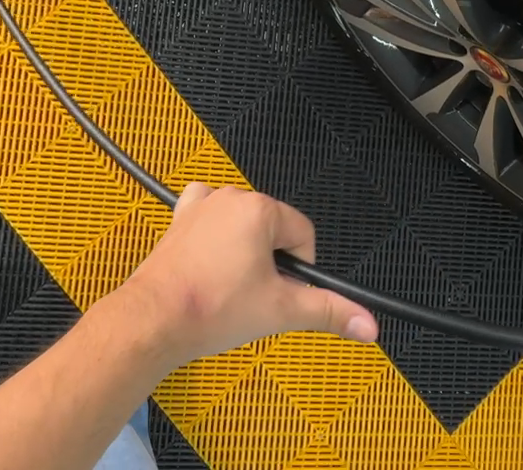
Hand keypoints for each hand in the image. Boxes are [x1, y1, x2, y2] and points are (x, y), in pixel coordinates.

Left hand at [117, 184, 378, 362]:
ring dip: (244, 251)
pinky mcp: (180, 219)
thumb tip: (367, 323)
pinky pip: (209, 216)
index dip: (300, 269)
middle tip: (254, 295)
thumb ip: (328, 311)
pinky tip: (209, 261)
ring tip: (228, 286)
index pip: (303, 234)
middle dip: (271, 262)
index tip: (284, 292)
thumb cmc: (212, 308)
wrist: (155, 318)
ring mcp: (202, 205)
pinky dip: (215, 235)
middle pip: (273, 229)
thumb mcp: (280, 310)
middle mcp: (230, 198)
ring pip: (243, 225)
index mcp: (259, 210)